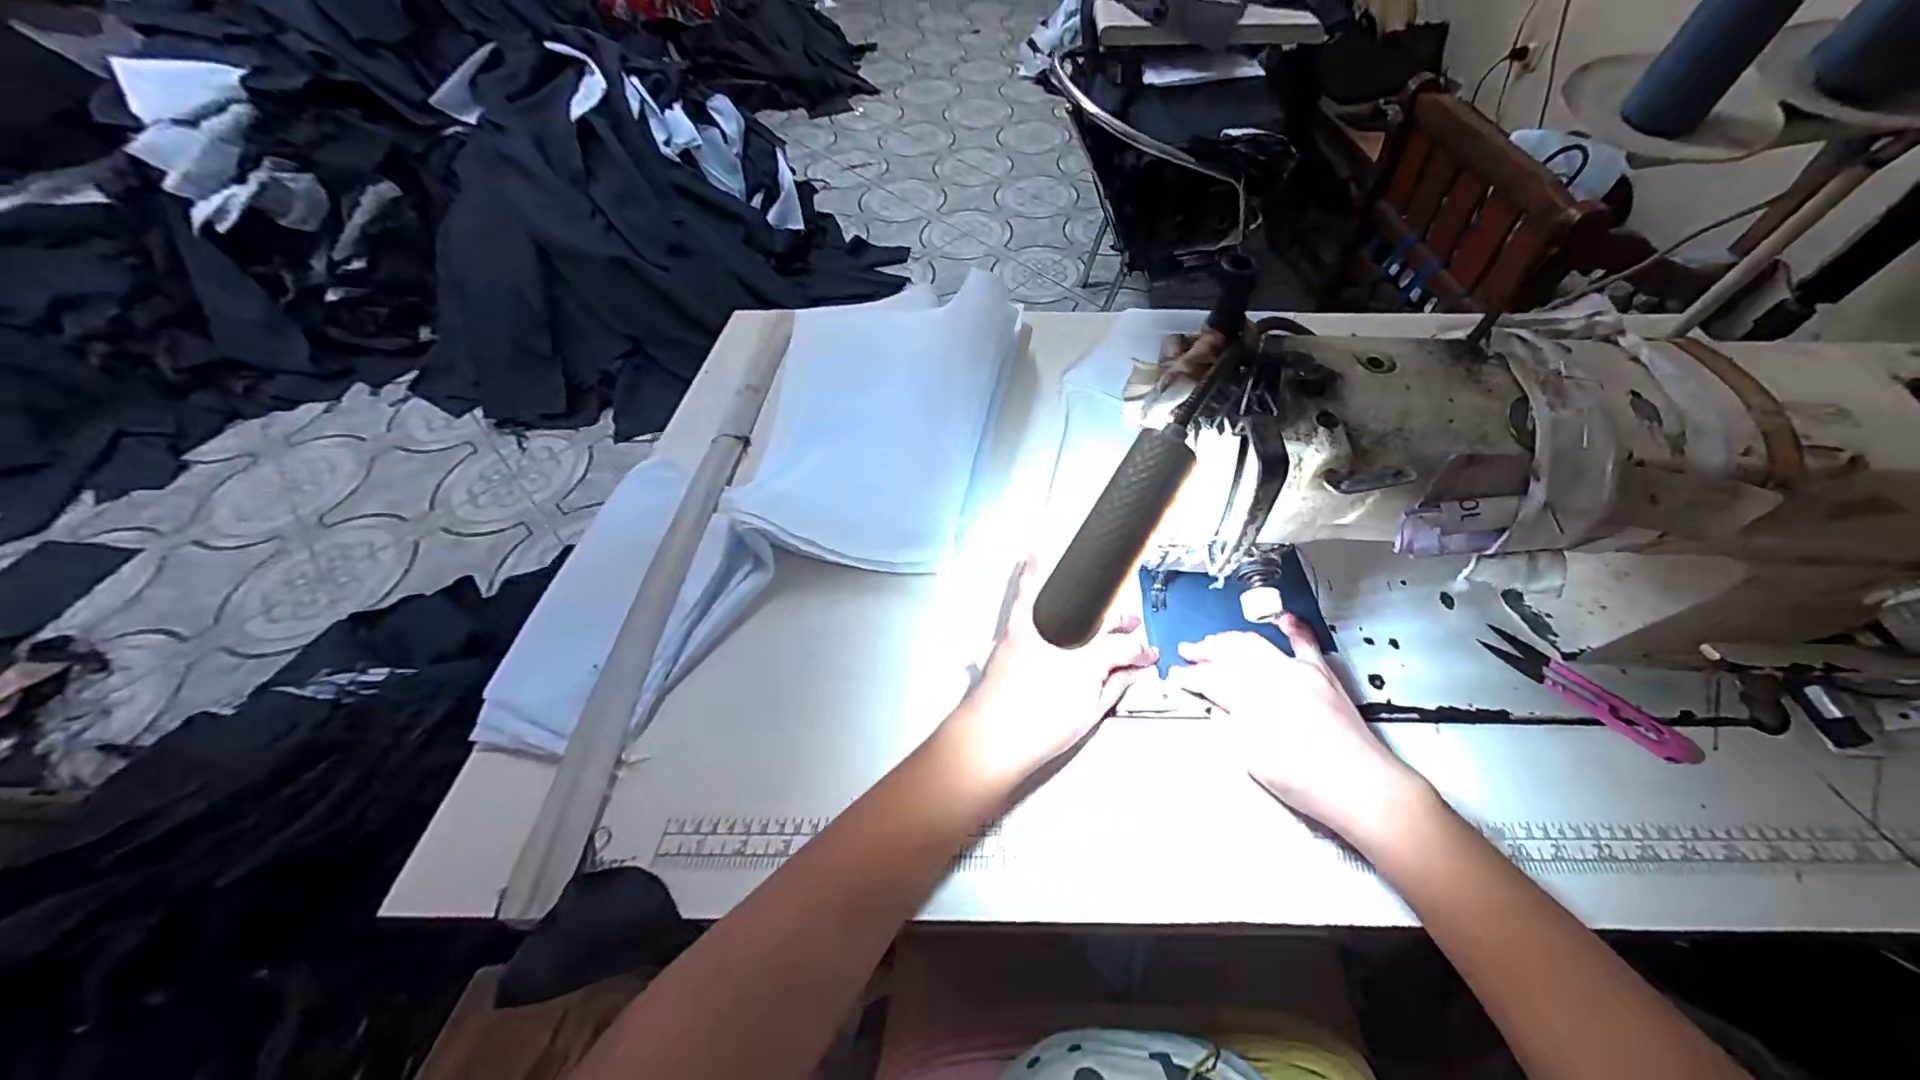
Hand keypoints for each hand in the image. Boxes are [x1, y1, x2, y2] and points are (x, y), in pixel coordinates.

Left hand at [934, 558, 1156, 786]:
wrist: (991, 735)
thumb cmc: (1040, 727)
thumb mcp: (1090, 712)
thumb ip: (1115, 685)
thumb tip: (1133, 672)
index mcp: (1093, 658)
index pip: (1127, 646)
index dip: (1142, 651)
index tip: (1148, 656)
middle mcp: (1068, 638)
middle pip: (1104, 622)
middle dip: (1123, 624)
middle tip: (1133, 627)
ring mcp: (1040, 631)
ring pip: (1075, 608)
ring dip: (1094, 606)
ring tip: (1107, 610)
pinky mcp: (1014, 632)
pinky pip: (1024, 596)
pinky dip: (1028, 575)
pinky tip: (1031, 557)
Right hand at [1165, 615, 1431, 844]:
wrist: (1365, 788)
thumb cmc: (1311, 782)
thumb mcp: (1253, 761)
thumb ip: (1229, 727)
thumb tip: (1216, 709)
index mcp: (1254, 701)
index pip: (1210, 679)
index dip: (1188, 677)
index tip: (1176, 676)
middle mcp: (1275, 678)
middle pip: (1230, 653)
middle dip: (1205, 650)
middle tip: (1188, 652)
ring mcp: (1300, 672)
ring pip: (1256, 643)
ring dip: (1231, 639)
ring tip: (1215, 640)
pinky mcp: (1322, 674)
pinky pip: (1304, 642)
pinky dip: (1291, 626)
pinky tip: (1280, 619)